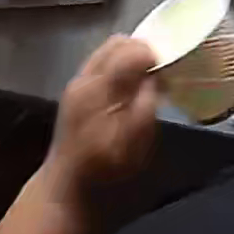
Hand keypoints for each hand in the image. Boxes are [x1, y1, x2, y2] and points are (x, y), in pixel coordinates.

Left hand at [42, 37, 159, 206]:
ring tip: (146, 74)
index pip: (128, 52)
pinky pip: (101, 61)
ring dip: (129, 54)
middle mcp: (85, 78)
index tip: (168, 64)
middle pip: (116, 42)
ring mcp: (77, 81)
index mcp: (99, 91)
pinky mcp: (75, 88)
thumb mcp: (135, 144)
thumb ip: (147, 104)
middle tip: (160, 67)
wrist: (65, 190)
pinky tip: (129, 83)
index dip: (152, 52)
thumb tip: (155, 77)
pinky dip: (118, 63)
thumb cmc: (105, 172)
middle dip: (141, 48)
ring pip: (107, 49)